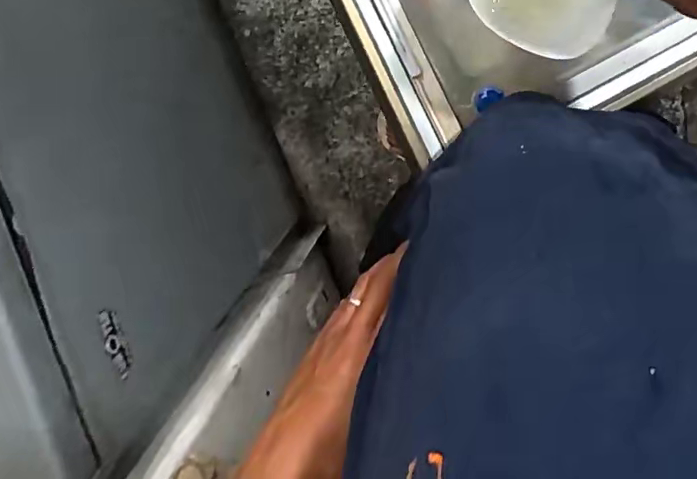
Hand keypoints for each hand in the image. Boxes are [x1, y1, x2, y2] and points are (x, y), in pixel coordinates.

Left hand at [236, 245, 405, 478]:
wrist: (272, 476)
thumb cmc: (323, 445)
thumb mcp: (369, 401)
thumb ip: (391, 364)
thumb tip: (424, 347)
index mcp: (353, 344)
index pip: (378, 289)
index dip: (398, 263)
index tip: (420, 242)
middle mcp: (335, 339)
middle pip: (362, 289)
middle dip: (387, 266)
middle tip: (416, 251)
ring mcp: (318, 350)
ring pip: (349, 303)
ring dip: (372, 285)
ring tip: (397, 274)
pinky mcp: (308, 366)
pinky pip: (338, 321)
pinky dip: (355, 306)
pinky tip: (363, 315)